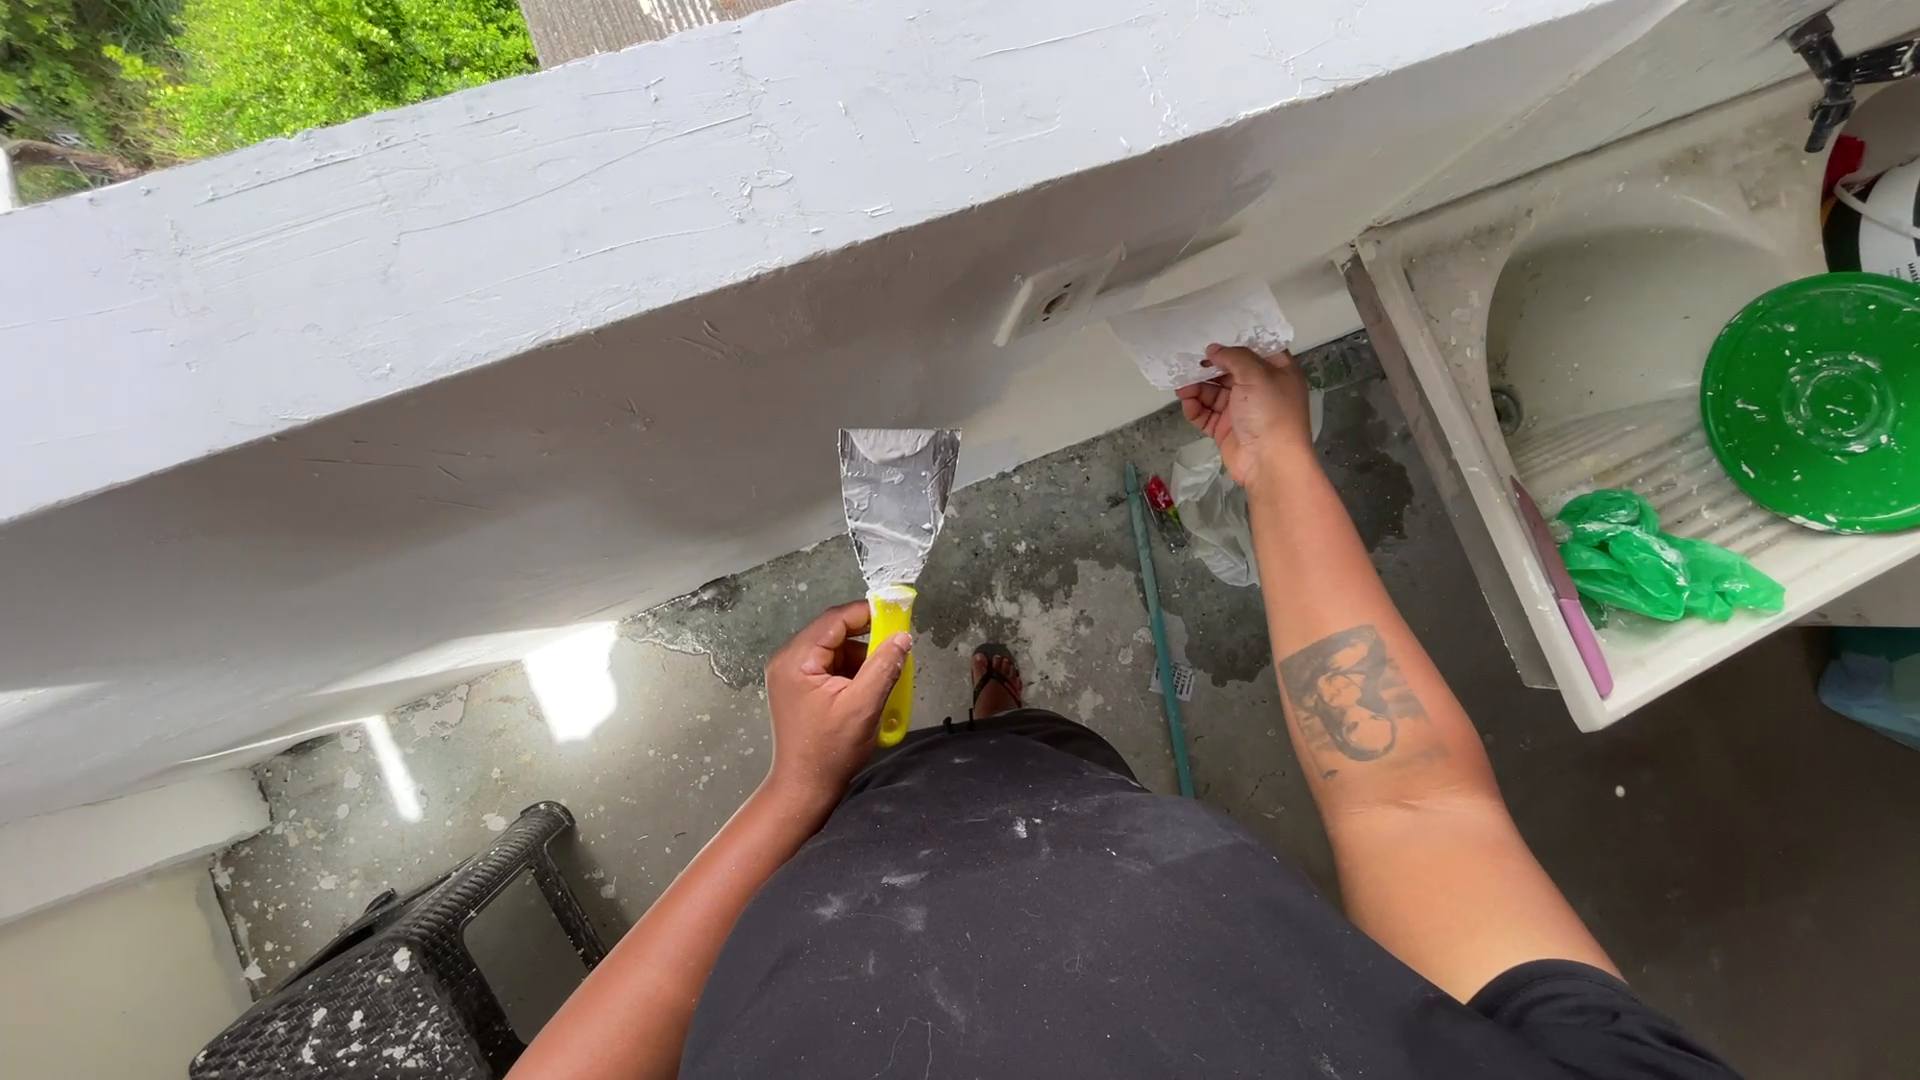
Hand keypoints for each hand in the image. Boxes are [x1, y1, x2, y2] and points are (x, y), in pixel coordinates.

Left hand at [763, 601, 912, 804]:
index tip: (897, 614)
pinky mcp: (799, 687)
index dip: (867, 613)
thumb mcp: (863, 706)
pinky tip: (868, 689)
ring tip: (883, 677)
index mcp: (796, 659)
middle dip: (867, 639)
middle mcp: (788, 660)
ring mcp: (791, 674)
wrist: (804, 789)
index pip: (835, 620)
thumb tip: (902, 637)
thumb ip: (884, 666)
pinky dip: (852, 672)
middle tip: (896, 647)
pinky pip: (831, 666)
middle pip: (834, 632)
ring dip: (862, 658)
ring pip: (836, 649)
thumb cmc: (830, 751)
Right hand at [1176, 344, 1313, 488]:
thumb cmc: (1270, 411)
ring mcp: (1242, 410)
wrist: (1269, 461)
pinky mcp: (1226, 429)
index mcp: (1276, 372)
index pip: (1255, 351)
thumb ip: (1234, 357)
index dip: (1234, 345)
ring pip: (1214, 393)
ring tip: (1181, 388)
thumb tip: (1213, 350)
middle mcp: (1260, 389)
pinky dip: (1196, 408)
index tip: (1212, 341)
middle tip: (1187, 364)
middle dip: (1208, 368)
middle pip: (1229, 372)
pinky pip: (1207, 414)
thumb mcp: (1256, 374)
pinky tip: (1187, 403)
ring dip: (1197, 388)